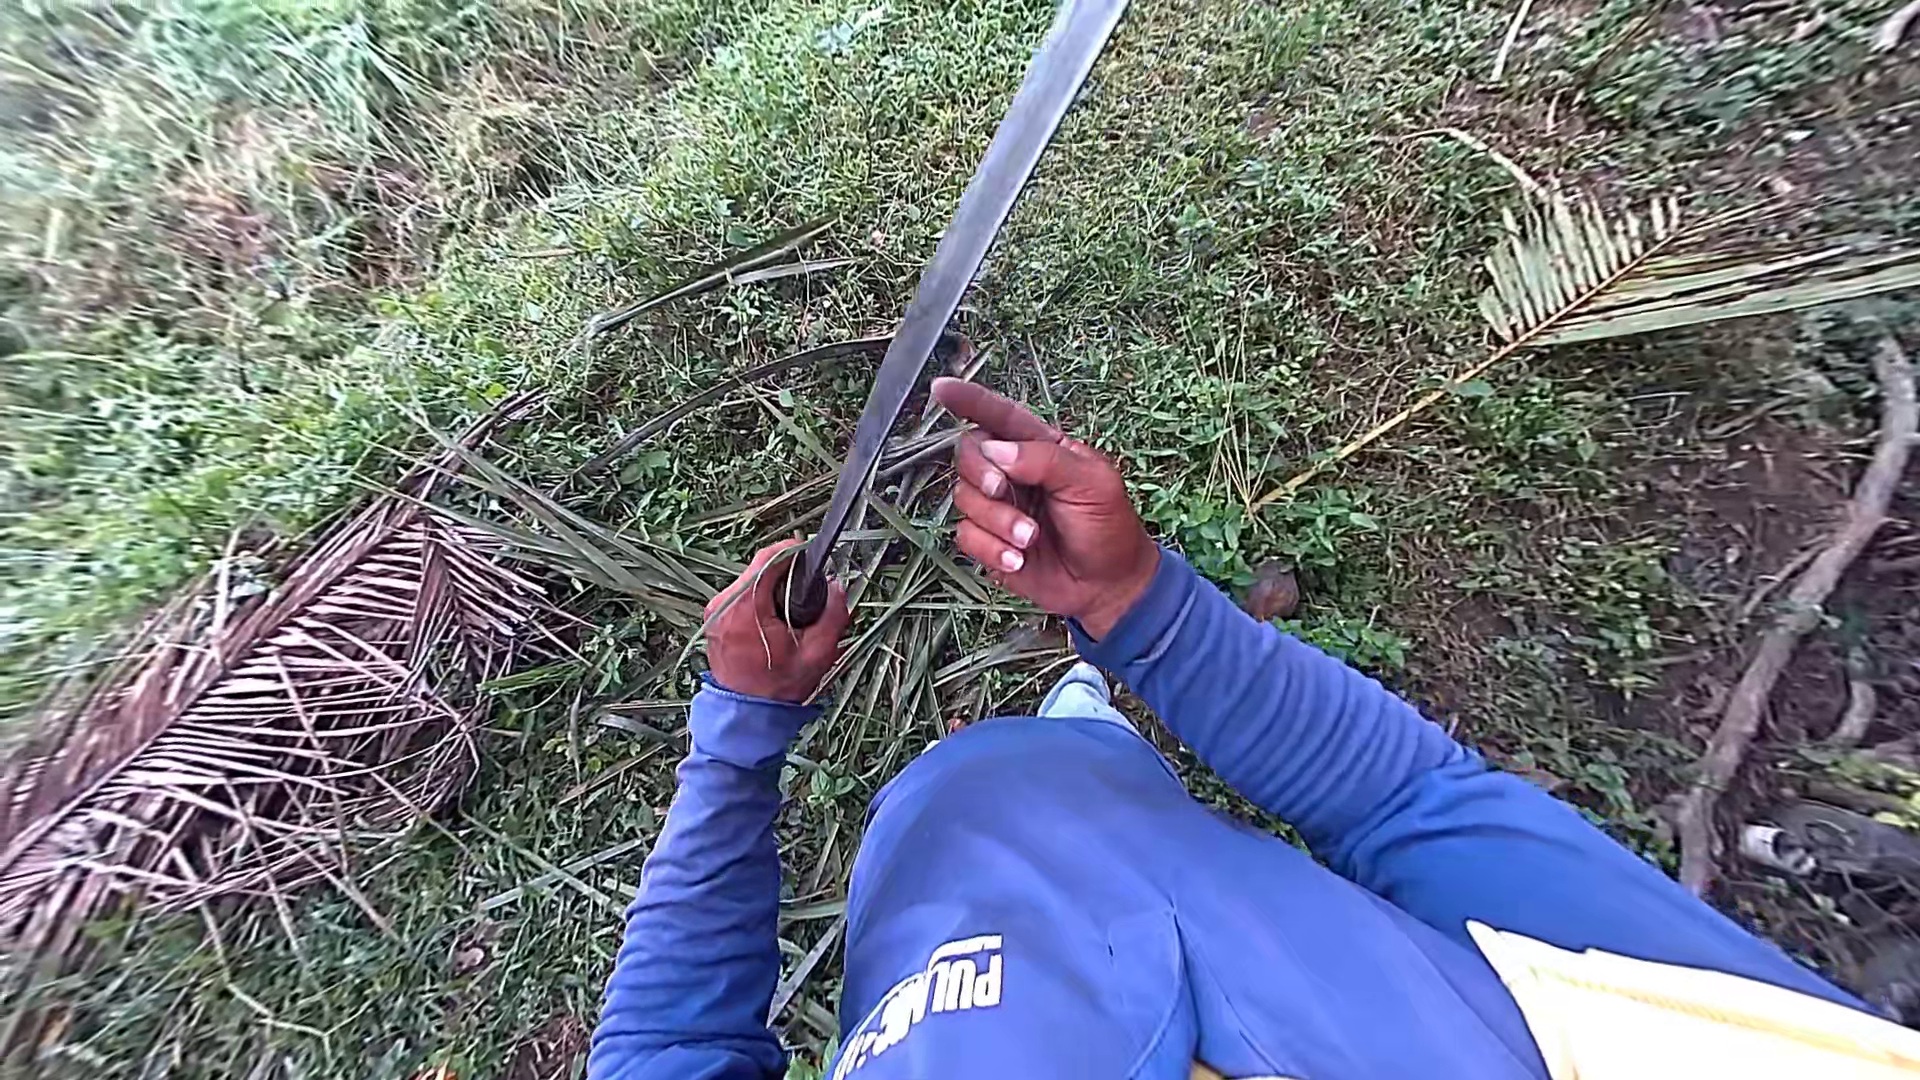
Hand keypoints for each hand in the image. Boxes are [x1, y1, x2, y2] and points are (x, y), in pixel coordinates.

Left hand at [705, 540, 850, 702]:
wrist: (747, 715)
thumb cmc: (781, 686)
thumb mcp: (818, 652)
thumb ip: (833, 614)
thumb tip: (836, 585)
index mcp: (745, 609)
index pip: (767, 560)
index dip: (792, 549)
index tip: (811, 551)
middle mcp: (723, 605)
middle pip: (759, 568)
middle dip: (787, 570)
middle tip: (811, 583)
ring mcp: (715, 611)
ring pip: (751, 579)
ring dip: (775, 583)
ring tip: (797, 601)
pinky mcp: (716, 619)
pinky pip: (743, 594)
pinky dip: (762, 595)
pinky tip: (779, 612)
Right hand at [932, 378, 1158, 638]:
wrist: (1106, 586)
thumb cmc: (1108, 527)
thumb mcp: (1091, 483)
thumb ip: (1045, 460)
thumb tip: (995, 452)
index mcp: (1040, 448)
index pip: (1000, 416)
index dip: (970, 401)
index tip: (941, 389)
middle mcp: (1012, 473)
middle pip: (969, 454)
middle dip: (981, 472)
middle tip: (1003, 490)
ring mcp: (998, 508)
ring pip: (964, 498)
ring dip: (996, 520)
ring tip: (1030, 539)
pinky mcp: (988, 542)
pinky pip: (966, 536)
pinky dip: (990, 549)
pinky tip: (1019, 560)